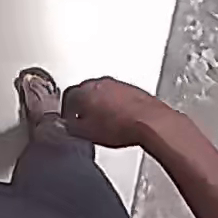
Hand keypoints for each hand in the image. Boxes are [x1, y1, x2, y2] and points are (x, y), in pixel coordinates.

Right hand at [62, 78, 188, 152]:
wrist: (150, 122)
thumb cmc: (121, 126)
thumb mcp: (87, 134)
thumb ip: (72, 127)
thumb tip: (67, 125)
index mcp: (83, 91)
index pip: (67, 98)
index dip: (66, 112)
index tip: (69, 120)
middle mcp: (98, 83)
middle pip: (84, 93)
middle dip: (83, 106)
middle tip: (84, 121)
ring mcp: (116, 84)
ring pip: (101, 93)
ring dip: (99, 104)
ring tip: (103, 122)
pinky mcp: (131, 89)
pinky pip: (117, 95)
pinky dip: (114, 104)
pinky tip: (118, 118)